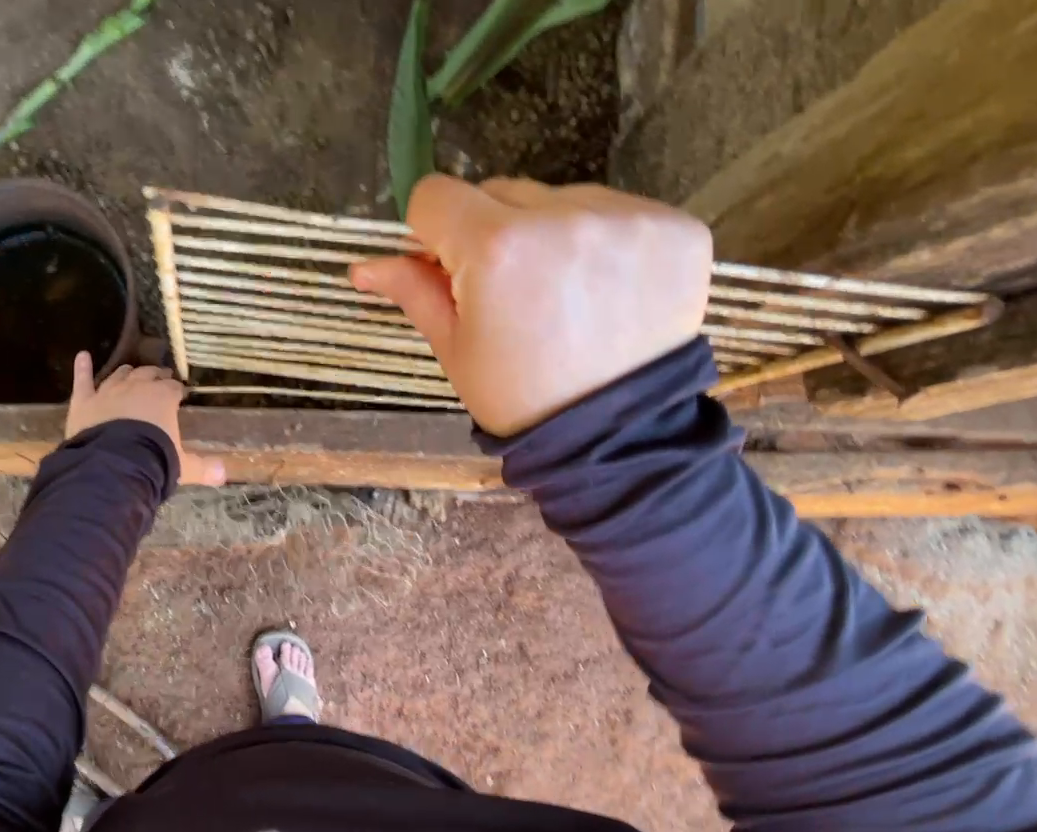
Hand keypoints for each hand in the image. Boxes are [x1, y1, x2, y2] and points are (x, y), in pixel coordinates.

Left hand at [65, 353, 225, 485]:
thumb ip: (202, 467)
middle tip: (160, 378)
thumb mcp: (182, 467)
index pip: (173, 388)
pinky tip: (82, 356)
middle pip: (147, 375)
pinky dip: (82, 368)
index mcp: (162, 399)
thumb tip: (224, 474)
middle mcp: (136, 388)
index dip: (176, 390)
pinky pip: (82, 380)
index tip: (179, 394)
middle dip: (155, 376)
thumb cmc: (153, 462)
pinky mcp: (84, 402)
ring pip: (119, 375)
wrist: (112, 465)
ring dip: (127, 373)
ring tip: (131, 372)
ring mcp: (107, 392)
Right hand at [350, 175, 711, 435]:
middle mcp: (561, 215)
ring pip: (558, 199)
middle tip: (507, 295)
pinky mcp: (674, 225)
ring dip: (547, 234)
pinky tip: (604, 292)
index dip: (431, 234)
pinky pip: (615, 212)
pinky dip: (601, 242)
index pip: (435, 196)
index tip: (449, 271)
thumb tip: (362, 267)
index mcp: (495, 248)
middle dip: (490, 233)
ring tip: (561, 296)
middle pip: (498, 192)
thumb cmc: (519, 397)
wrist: (615, 434)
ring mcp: (625, 217)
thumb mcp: (454, 349)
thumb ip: (412, 290)